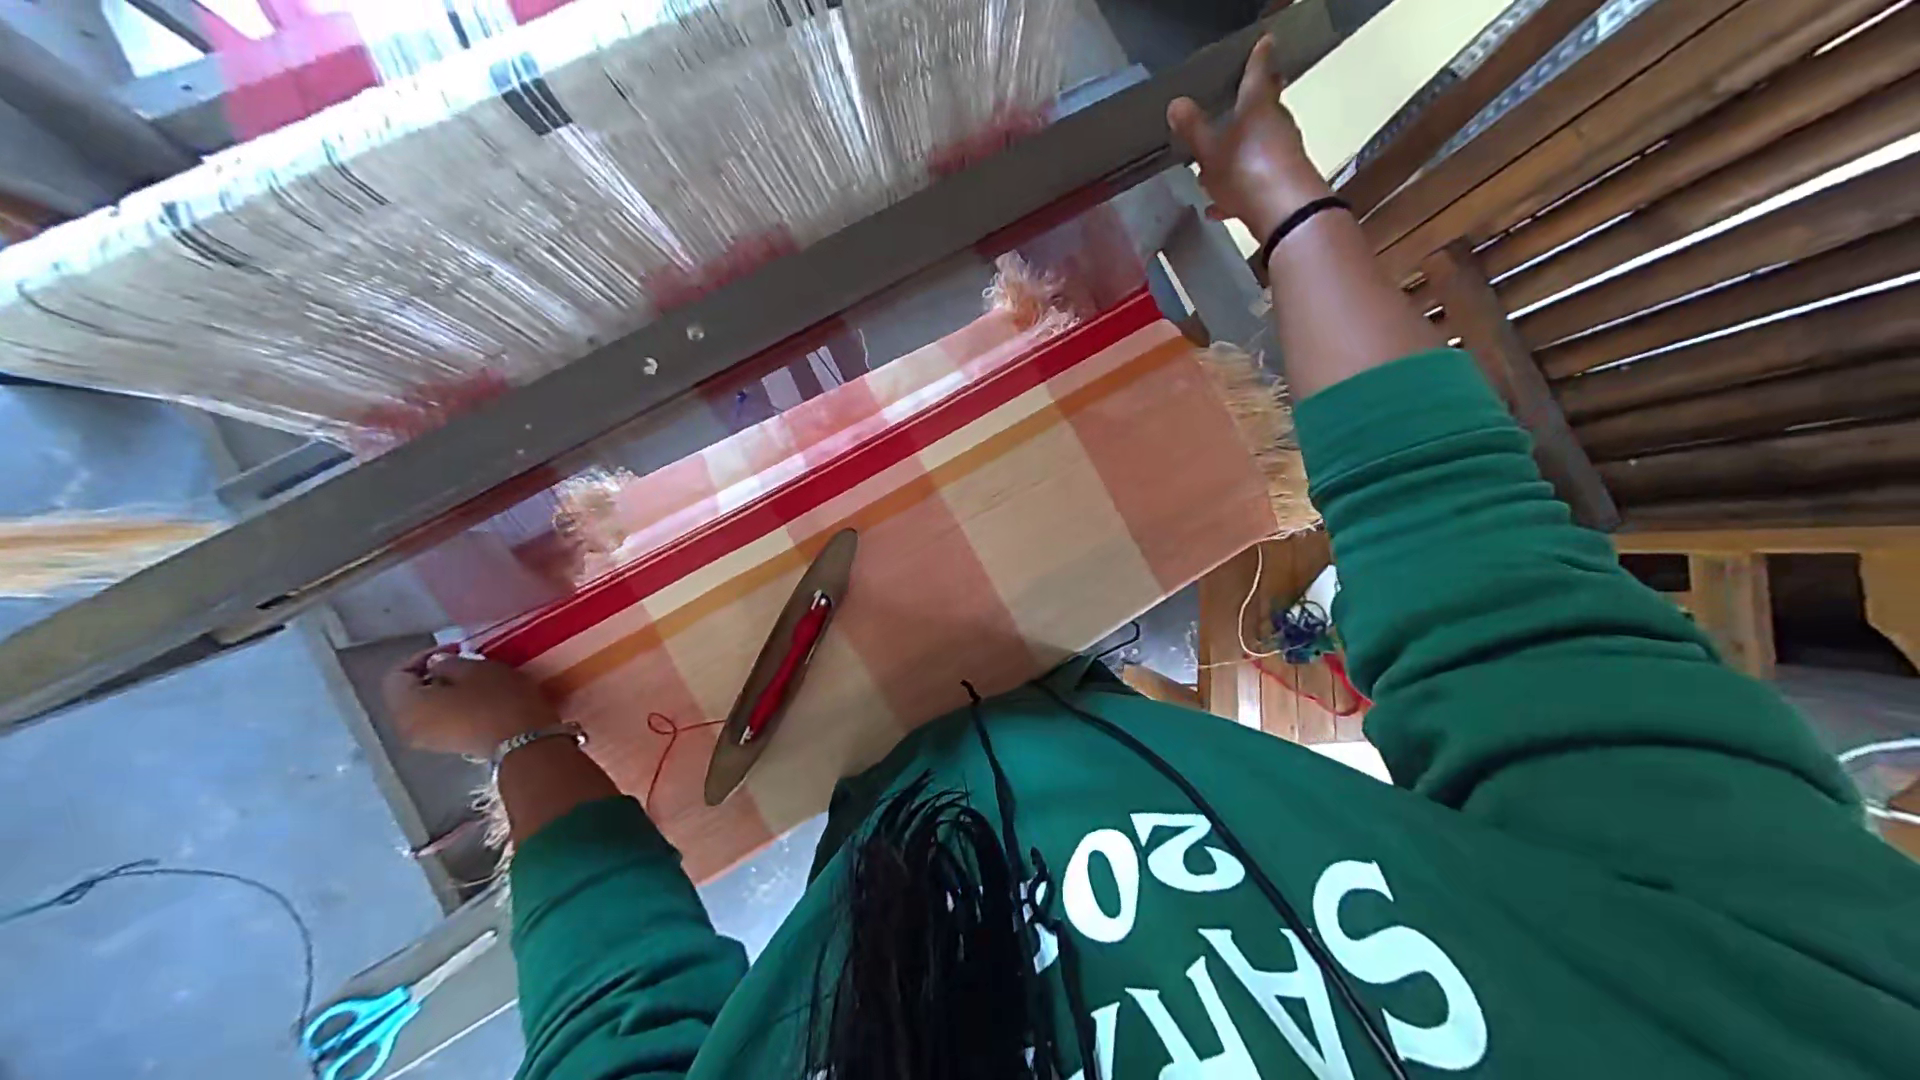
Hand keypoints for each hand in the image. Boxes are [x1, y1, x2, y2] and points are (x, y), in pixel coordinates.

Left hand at [383, 650, 559, 758]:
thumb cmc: (497, 699)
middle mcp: (406, 726)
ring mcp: (426, 740)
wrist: (523, 740)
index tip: (455, 649)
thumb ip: (447, 663)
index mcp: (407, 706)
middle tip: (463, 663)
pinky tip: (477, 700)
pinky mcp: (447, 746)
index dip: (422, 657)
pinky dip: (451, 706)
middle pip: (408, 693)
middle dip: (432, 675)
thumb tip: (435, 665)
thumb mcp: (475, 669)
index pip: (396, 675)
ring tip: (472, 681)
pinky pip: (438, 720)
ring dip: (443, 691)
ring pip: (424, 708)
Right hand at [1167, 36, 1332, 239]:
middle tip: (1235, 109)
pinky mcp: (1282, 181)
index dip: (1259, 57)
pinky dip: (1237, 190)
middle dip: (1248, 110)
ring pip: (1256, 147)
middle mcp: (1275, 123)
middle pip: (1262, 109)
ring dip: (1237, 154)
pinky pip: (1254, 180)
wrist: (1285, 210)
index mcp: (1258, 106)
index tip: (1264, 44)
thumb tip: (1176, 103)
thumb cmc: (1245, 170)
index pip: (1259, 72)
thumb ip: (1193, 129)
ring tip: (1213, 170)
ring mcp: (1282, 152)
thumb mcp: (1210, 152)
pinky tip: (1218, 208)